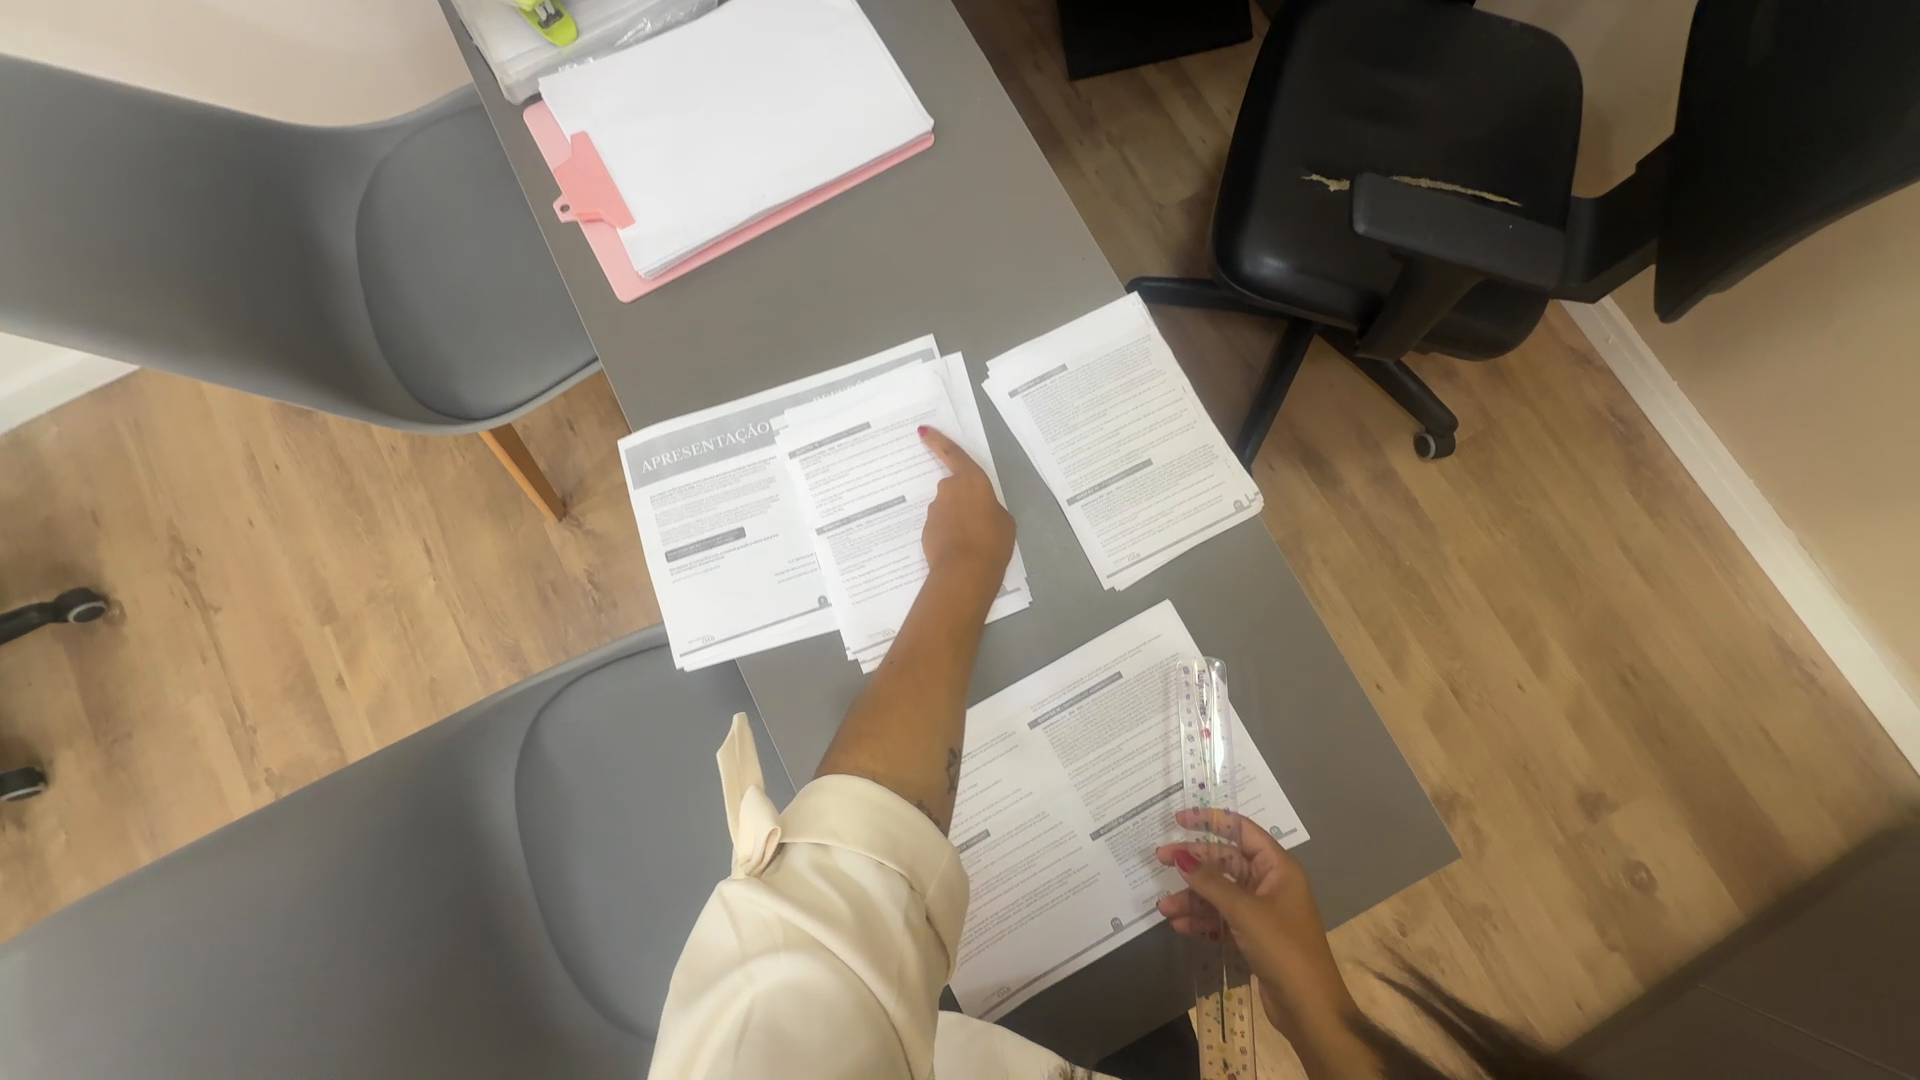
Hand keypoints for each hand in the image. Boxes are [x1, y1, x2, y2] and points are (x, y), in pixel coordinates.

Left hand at [919, 426, 1014, 587]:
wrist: (965, 571)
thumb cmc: (993, 541)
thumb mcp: (1005, 520)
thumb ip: (990, 508)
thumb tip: (980, 513)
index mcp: (971, 480)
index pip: (953, 454)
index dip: (938, 441)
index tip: (923, 431)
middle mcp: (948, 490)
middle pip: (954, 489)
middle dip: (963, 502)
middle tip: (979, 524)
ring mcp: (934, 511)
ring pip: (947, 511)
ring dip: (957, 522)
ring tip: (974, 544)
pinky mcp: (926, 530)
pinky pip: (941, 528)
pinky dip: (949, 536)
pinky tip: (961, 553)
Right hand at [1155, 810, 1375, 1078]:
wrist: (1310, 1009)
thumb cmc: (1284, 948)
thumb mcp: (1244, 911)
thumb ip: (1210, 881)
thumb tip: (1179, 856)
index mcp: (1278, 868)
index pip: (1241, 830)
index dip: (1210, 820)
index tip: (1178, 819)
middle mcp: (1270, 884)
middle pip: (1225, 862)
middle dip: (1193, 864)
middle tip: (1161, 859)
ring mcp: (1262, 912)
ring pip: (1220, 893)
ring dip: (1193, 898)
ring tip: (1165, 908)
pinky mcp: (1254, 937)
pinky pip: (1222, 918)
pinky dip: (1203, 921)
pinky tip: (1181, 926)